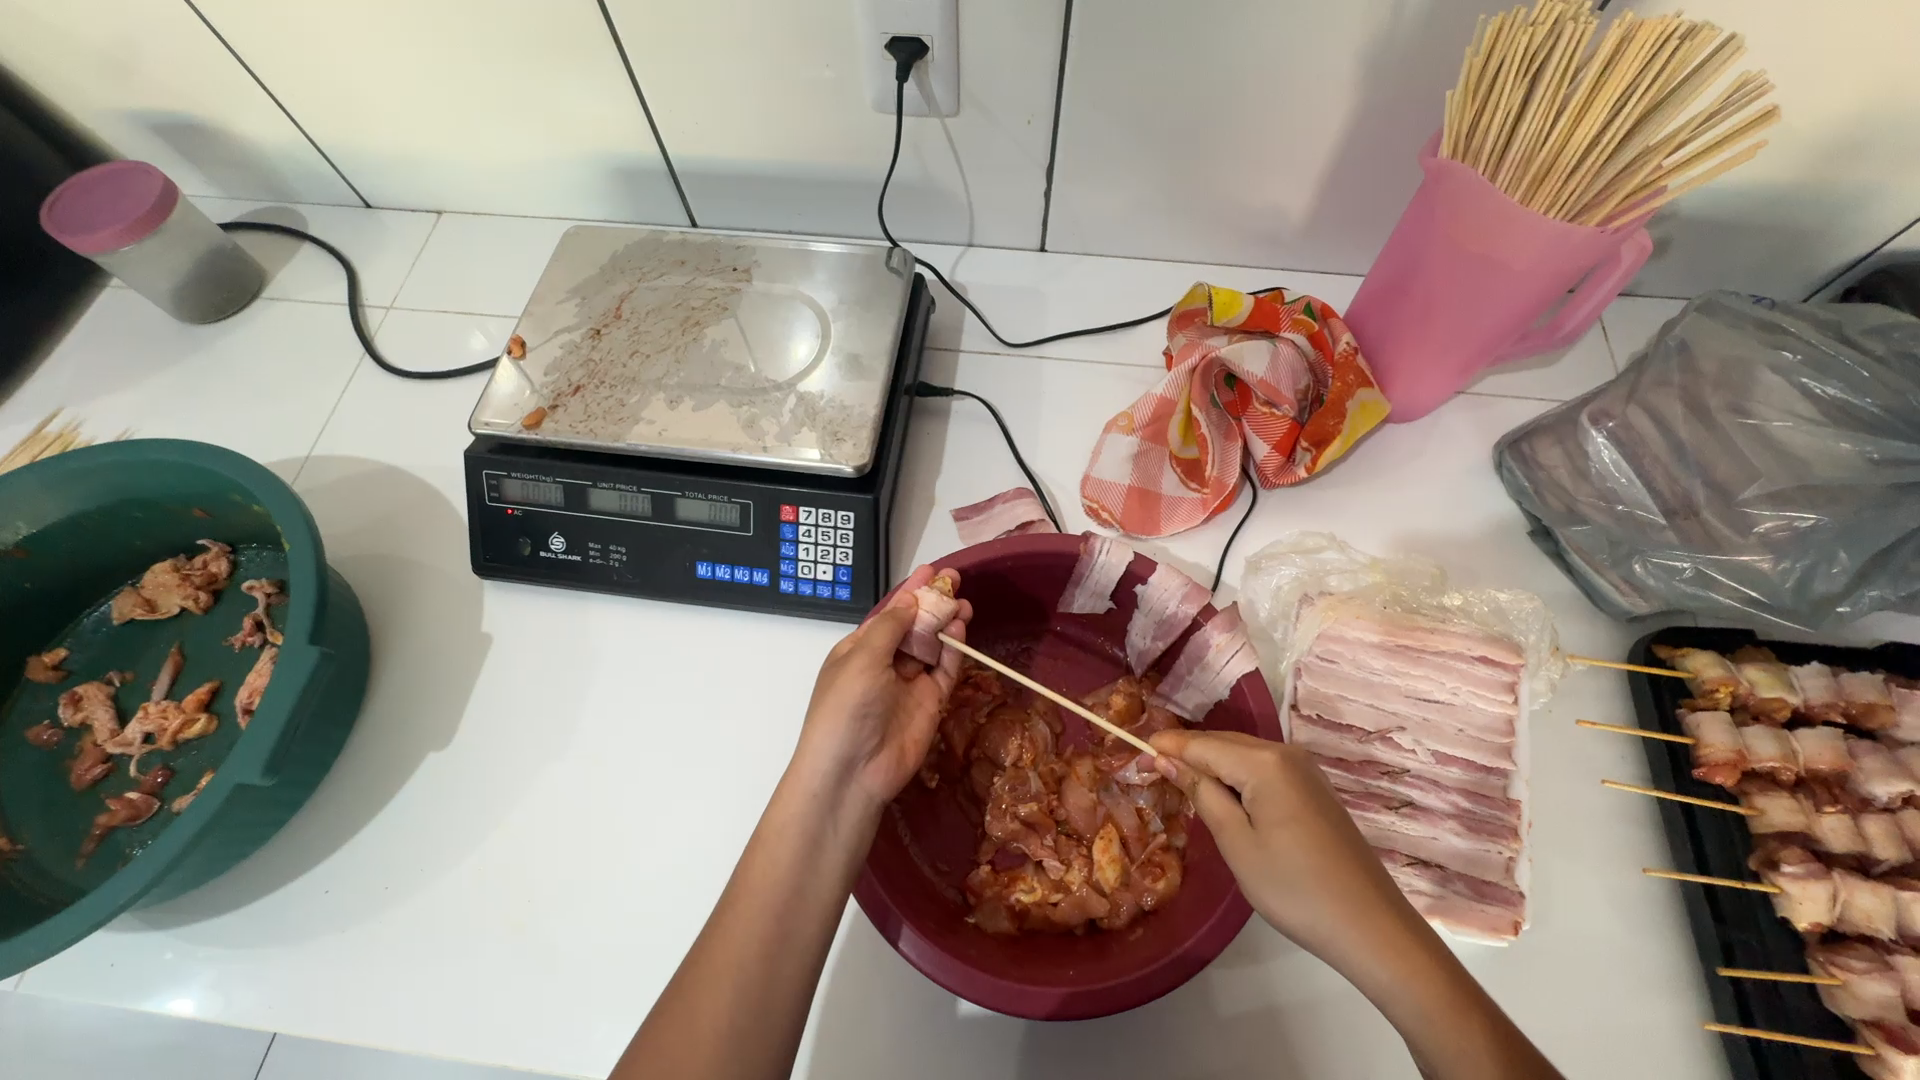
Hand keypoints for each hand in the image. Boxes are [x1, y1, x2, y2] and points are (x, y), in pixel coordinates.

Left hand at [791, 565, 972, 817]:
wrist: (852, 772)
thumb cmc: (846, 708)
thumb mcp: (861, 659)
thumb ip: (890, 627)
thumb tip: (910, 600)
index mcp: (859, 649)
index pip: (889, 614)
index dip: (910, 592)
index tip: (932, 570)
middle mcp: (884, 663)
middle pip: (914, 626)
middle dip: (933, 603)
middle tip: (955, 580)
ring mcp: (908, 684)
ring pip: (933, 646)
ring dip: (947, 623)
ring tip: (964, 603)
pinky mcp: (930, 703)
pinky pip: (945, 670)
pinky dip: (954, 650)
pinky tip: (961, 629)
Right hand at [1150, 728, 1426, 966]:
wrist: (1371, 927)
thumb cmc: (1294, 888)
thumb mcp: (1236, 843)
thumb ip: (1201, 793)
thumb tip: (1167, 760)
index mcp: (1264, 762)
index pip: (1200, 744)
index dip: (1164, 748)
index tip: (1131, 755)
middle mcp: (1285, 753)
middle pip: (1221, 743)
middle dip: (1184, 754)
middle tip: (1146, 772)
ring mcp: (1304, 770)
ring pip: (1242, 754)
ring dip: (1209, 766)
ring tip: (1176, 785)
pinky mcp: (1313, 789)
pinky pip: (1262, 769)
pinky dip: (1235, 777)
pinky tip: (1222, 798)